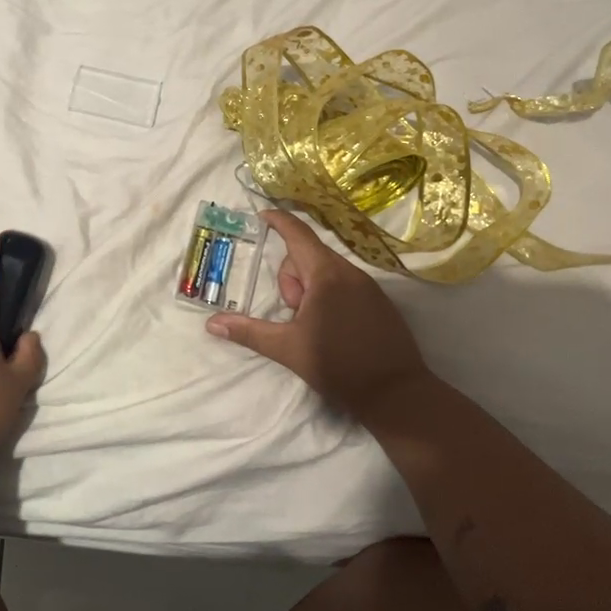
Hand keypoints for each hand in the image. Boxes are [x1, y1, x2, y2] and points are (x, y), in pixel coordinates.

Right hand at [206, 209, 432, 418]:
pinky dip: (329, 295)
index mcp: (327, 276)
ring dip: (309, 288)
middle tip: (292, 312)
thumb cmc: (339, 366)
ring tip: (309, 323)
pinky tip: (330, 327)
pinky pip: (345, 284)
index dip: (279, 221)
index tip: (262, 215)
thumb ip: (249, 332)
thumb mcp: (287, 349)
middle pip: (308, 255)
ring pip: (327, 271)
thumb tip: (212, 324)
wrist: (398, 395)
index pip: (298, 235)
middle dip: (291, 277)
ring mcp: (369, 287)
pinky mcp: (380, 303)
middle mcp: (350, 273)